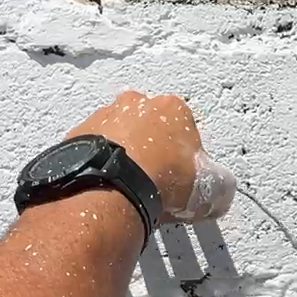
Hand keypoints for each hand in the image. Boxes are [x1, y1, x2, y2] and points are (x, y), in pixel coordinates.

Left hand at [69, 92, 234, 223]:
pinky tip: (104, 190)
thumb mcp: (209, 188)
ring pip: (118, 137)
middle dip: (152, 152)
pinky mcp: (75, 136)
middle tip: (154, 185)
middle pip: (149, 128)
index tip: (182, 181)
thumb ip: (220, 185)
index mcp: (172, 108)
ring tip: (126, 192)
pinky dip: (98, 167)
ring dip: (123, 158)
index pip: (186, 129)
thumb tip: (220, 192)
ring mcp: (102, 117)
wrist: (110, 188)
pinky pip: (91, 152)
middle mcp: (136, 104)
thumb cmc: (162, 180)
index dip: (186, 159)